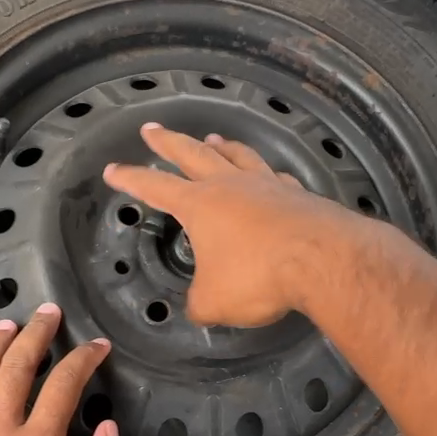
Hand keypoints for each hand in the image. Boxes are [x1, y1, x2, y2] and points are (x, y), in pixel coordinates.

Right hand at [104, 124, 369, 326]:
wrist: (323, 260)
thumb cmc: (258, 277)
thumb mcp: (214, 301)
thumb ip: (199, 302)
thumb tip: (197, 307)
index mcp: (200, 205)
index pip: (156, 187)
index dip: (132, 179)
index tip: (113, 170)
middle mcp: (231, 186)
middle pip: (193, 154)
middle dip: (169, 142)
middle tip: (152, 128)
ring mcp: (268, 186)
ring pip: (238, 156)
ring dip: (222, 147)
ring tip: (213, 138)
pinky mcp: (299, 196)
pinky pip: (276, 177)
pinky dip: (266, 174)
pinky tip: (270, 176)